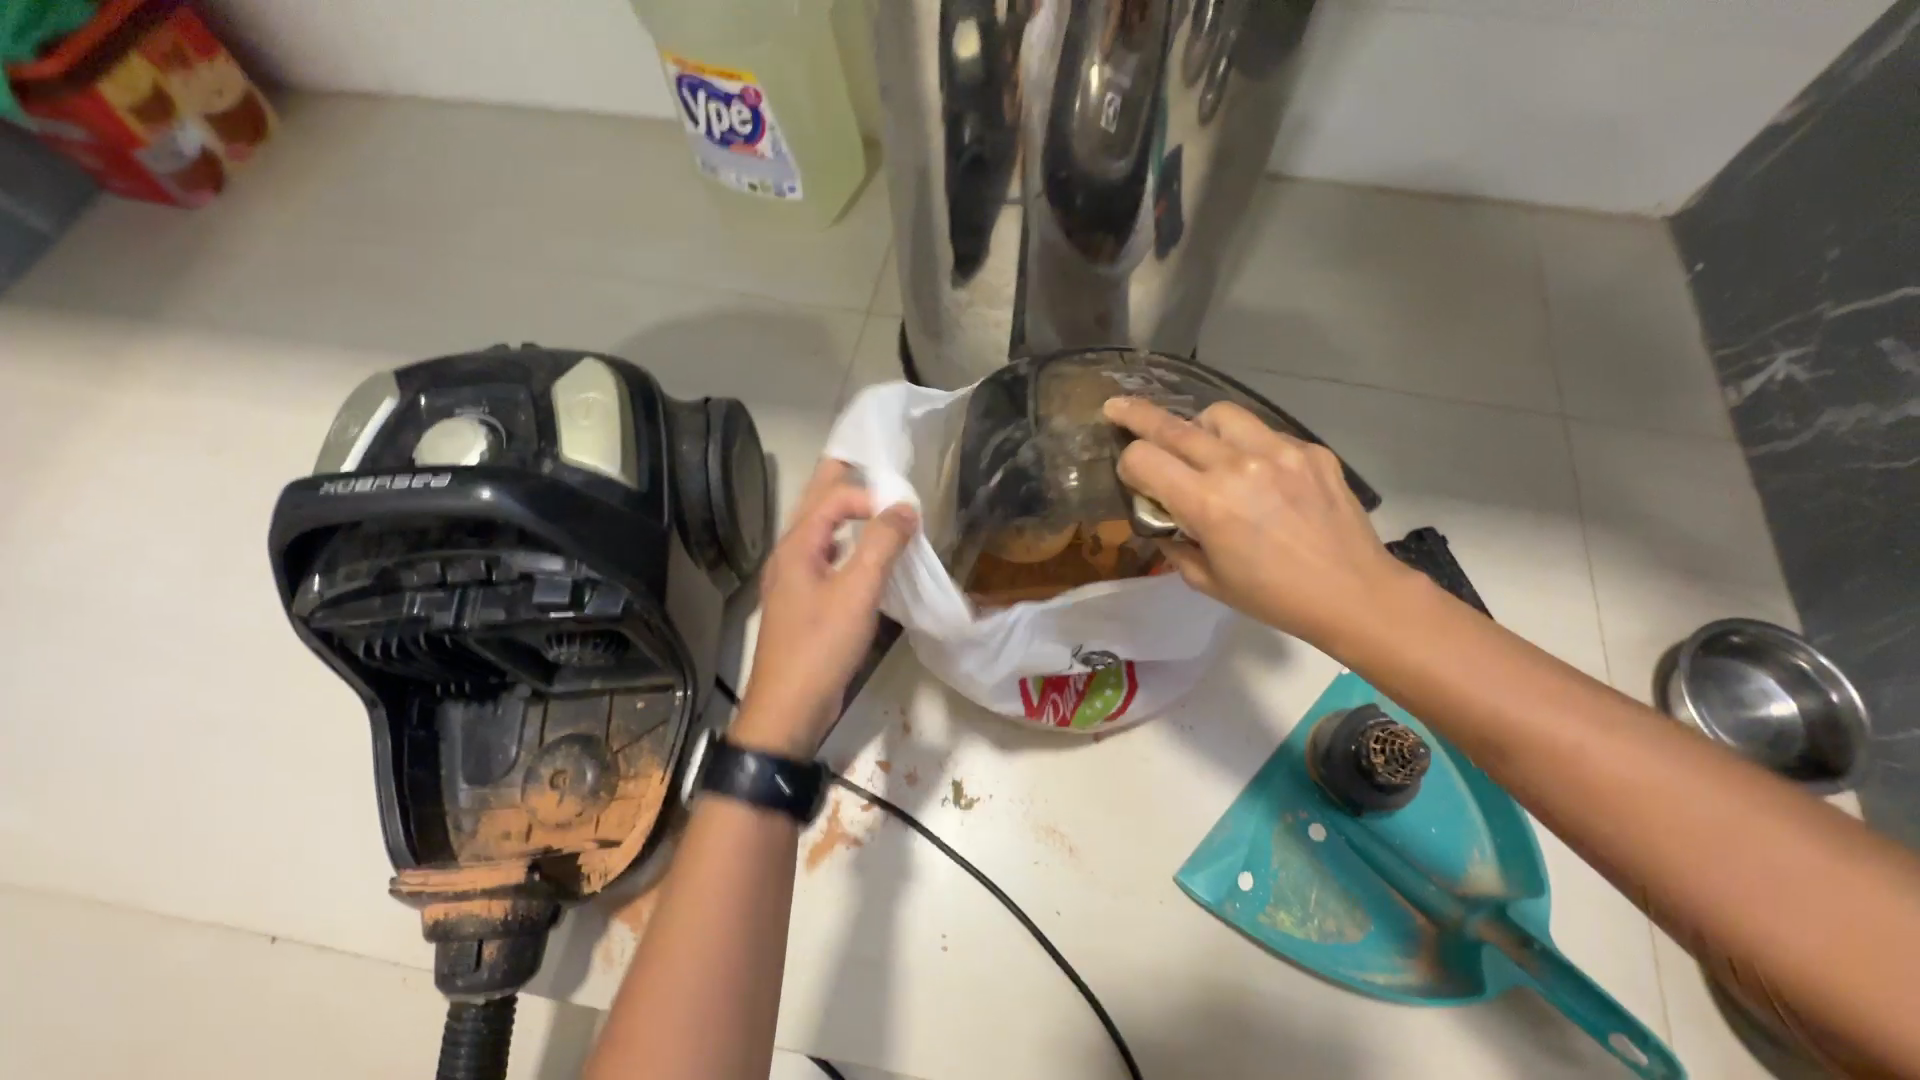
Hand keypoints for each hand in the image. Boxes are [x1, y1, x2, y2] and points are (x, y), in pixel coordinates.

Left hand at [731, 460, 917, 758]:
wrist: (789, 709)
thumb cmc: (821, 646)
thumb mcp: (857, 592)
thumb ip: (882, 545)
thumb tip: (905, 507)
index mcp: (797, 545)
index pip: (833, 499)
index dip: (869, 495)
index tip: (904, 511)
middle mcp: (789, 555)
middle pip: (816, 505)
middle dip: (842, 481)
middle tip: (870, 459)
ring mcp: (793, 581)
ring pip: (819, 533)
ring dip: (844, 514)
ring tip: (873, 503)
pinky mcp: (802, 604)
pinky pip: (824, 559)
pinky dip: (845, 546)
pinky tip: (863, 558)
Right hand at [1103, 397, 1414, 643]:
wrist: (1352, 592)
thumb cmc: (1273, 597)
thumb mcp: (1207, 580)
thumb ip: (1175, 544)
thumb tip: (1163, 521)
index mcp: (1206, 502)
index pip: (1143, 459)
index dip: (1128, 465)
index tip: (1132, 477)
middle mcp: (1237, 465)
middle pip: (1172, 425)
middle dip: (1136, 415)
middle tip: (1117, 407)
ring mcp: (1278, 451)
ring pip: (1220, 414)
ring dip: (1199, 426)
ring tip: (1202, 446)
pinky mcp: (1309, 450)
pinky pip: (1264, 432)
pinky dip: (1247, 445)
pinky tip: (1257, 474)